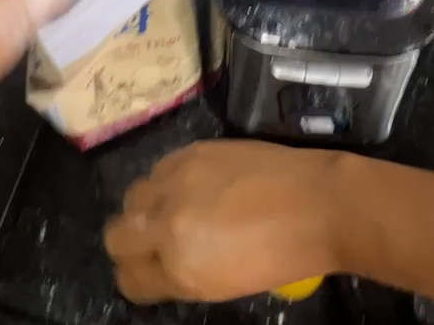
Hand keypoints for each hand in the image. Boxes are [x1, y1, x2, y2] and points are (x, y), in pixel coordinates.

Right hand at [104, 140, 349, 303]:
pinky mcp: (195, 150)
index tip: (148, 272)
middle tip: (152, 241)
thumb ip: (181, 273)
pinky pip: (160, 167)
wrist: (316, 202)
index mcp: (181, 266)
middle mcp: (169, 220)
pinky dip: (167, 179)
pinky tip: (192, 185)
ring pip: (133, 196)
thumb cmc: (281, 255)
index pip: (129, 278)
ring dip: (145, 207)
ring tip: (173, 209)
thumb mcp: (223, 283)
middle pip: (116, 235)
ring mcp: (179, 180)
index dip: (136, 277)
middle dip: (129, 243)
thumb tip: (161, 262)